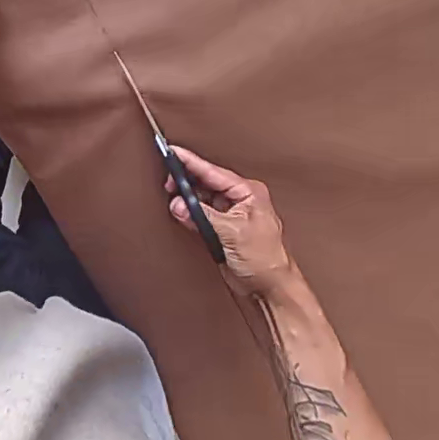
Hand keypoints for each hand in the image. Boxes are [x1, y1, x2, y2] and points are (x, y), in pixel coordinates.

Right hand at [164, 146, 303, 302]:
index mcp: (248, 192)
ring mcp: (230, 215)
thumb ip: (203, 215)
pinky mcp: (222, 229)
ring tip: (173, 199)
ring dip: (187, 200)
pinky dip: (190, 214)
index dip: (191, 162)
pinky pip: (201, 215)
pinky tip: (181, 213)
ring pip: (202, 198)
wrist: (269, 287)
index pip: (214, 172)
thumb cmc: (266, 259)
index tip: (174, 152)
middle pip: (206, 182)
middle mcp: (240, 200)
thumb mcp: (232, 231)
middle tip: (168, 181)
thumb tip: (181, 204)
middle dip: (186, 181)